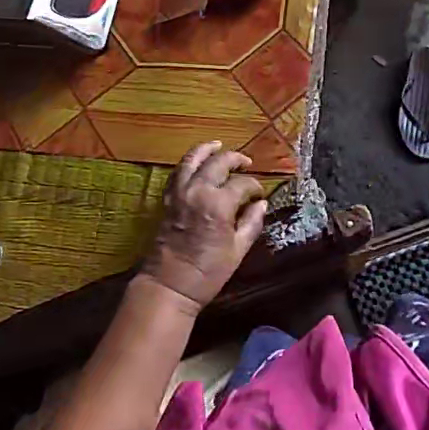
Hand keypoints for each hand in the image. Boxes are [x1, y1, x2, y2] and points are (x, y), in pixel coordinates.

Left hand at [140, 141, 269, 309]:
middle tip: (246, 162)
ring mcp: (178, 193)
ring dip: (206, 150)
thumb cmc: (207, 272)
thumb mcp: (237, 250)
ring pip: (192, 160)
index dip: (254, 187)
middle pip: (217, 163)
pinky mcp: (166, 199)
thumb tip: (261, 204)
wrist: (169, 284)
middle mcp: (197, 191)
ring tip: (218, 145)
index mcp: (218, 204)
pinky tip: (196, 163)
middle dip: (234, 159)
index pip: (242, 184)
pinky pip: (177, 172)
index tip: (260, 194)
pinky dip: (188, 164)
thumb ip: (251, 223)